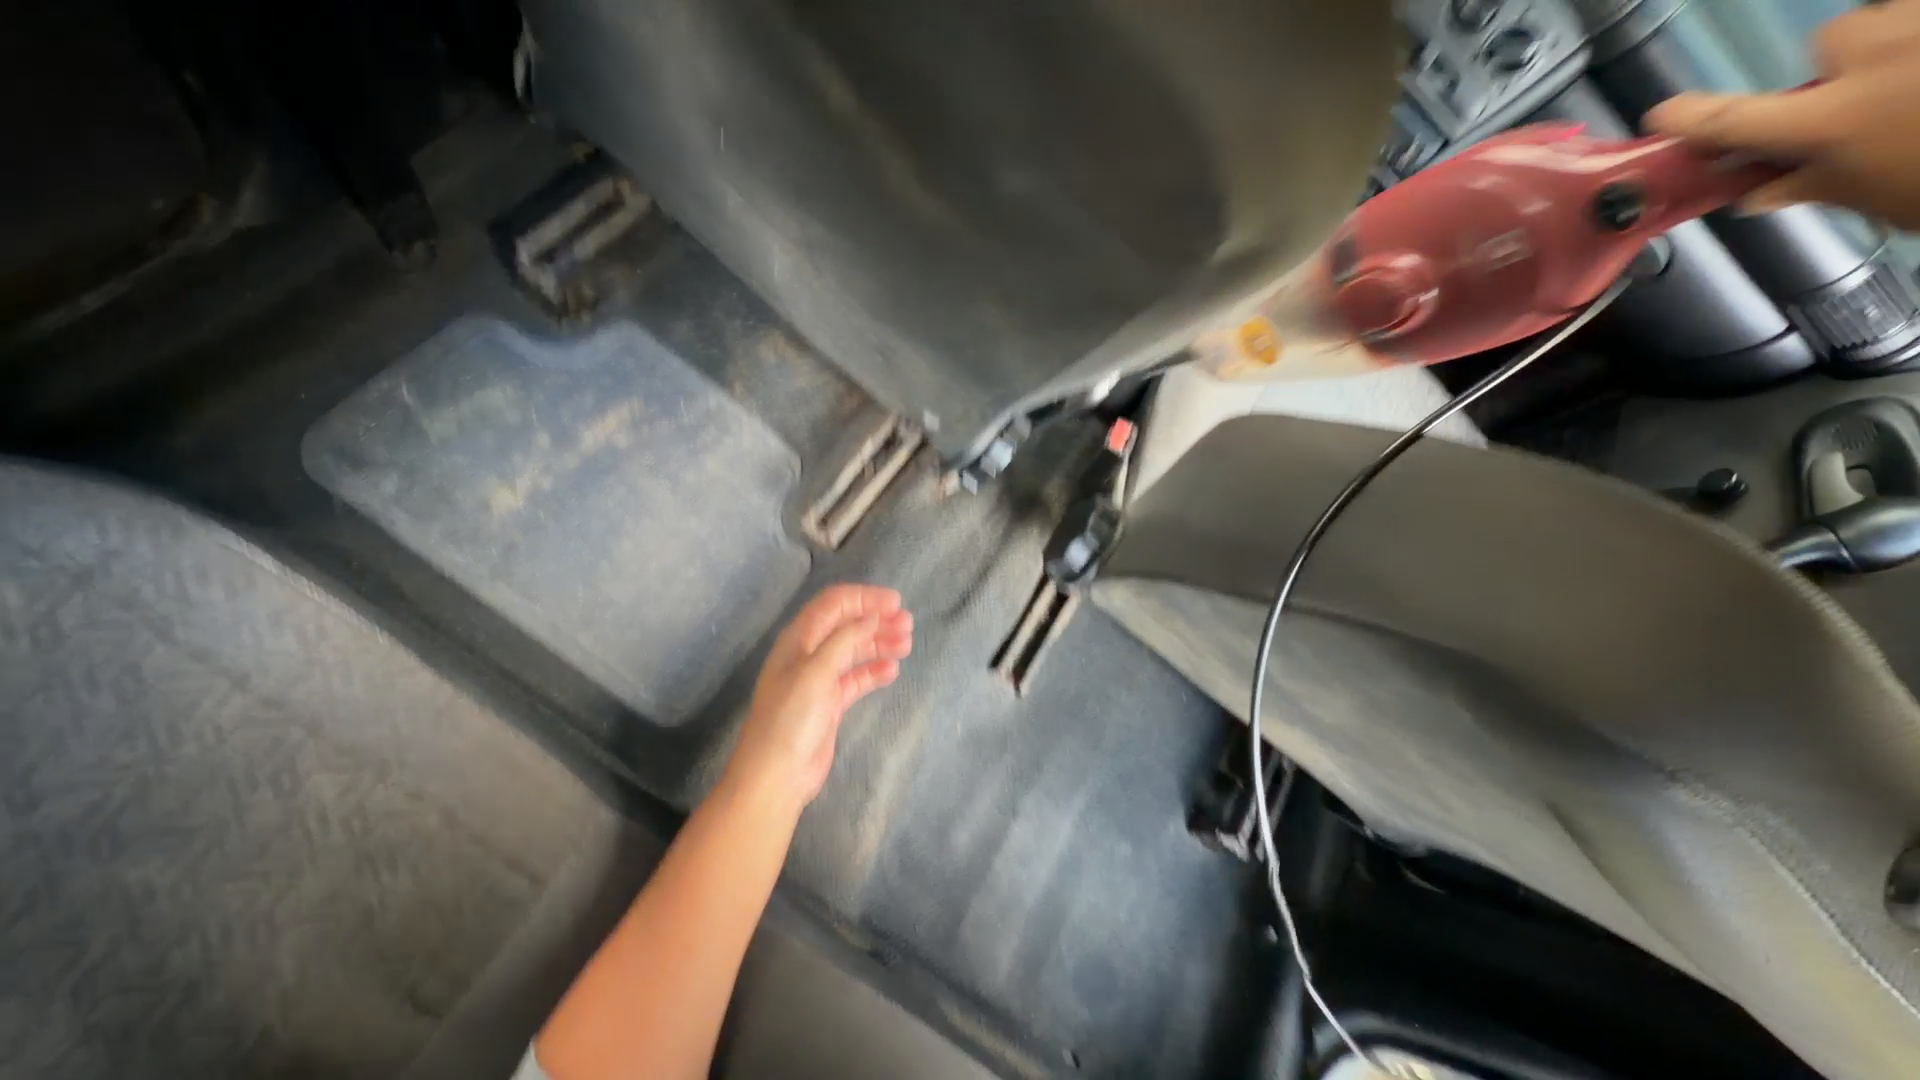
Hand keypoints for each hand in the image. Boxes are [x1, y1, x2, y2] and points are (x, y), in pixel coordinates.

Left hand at [723, 585, 913, 809]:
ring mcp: (819, 680)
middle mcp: (808, 654)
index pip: (833, 604)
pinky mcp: (829, 704)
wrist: (776, 774)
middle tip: (908, 624)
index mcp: (799, 639)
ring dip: (879, 644)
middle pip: (846, 625)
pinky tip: (891, 671)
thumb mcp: (816, 671)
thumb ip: (845, 640)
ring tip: (906, 645)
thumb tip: (873, 616)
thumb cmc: (791, 718)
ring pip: (853, 651)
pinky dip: (874, 671)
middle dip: (876, 620)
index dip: (864, 598)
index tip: (896, 603)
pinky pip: (855, 679)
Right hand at [1645, 0, 1919, 229]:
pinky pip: (1917, 26)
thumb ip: (1821, 186)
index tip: (1662, 116)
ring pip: (1892, 18)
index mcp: (1831, 122)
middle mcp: (1875, 61)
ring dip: (1899, 44)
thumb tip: (1764, 190)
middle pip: (1832, 40)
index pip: (1733, 120)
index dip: (1691, 119)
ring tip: (1917, 78)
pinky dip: (1917, 44)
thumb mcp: (1884, 200)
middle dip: (1839, 63)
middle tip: (1860, 96)